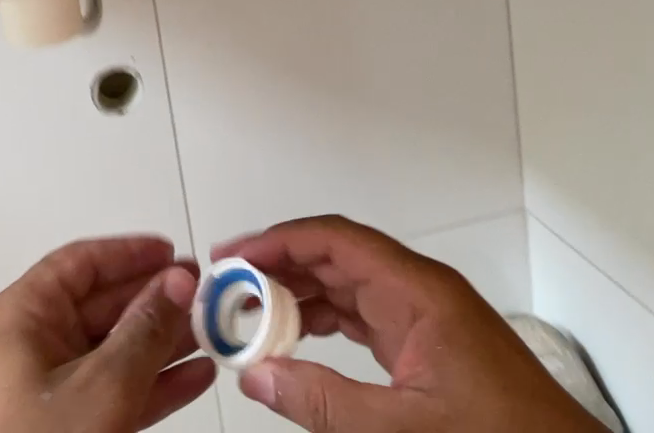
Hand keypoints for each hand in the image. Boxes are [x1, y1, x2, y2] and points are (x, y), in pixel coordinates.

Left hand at [0, 235, 217, 432]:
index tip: (174, 252)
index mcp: (24, 316)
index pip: (80, 264)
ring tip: (214, 329)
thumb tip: (179, 279)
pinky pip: (116, 389)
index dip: (128, 253)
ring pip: (116, 348)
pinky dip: (155, 382)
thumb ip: (144, 331)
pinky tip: (197, 376)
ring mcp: (50, 388)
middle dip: (155, 298)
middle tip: (207, 292)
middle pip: (102, 304)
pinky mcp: (68, 426)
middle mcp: (35, 344)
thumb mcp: (100, 387)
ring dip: (164, 341)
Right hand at [215, 216, 606, 432]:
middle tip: (227, 286)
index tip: (232, 257)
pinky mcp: (425, 344)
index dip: (279, 241)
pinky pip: (361, 316)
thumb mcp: (404, 430)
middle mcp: (417, 290)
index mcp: (417, 290)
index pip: (335, 240)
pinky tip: (293, 338)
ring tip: (248, 313)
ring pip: (345, 286)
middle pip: (335, 257)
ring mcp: (422, 316)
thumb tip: (252, 375)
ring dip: (297, 296)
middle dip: (279, 267)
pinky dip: (322, 322)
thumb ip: (324, 402)